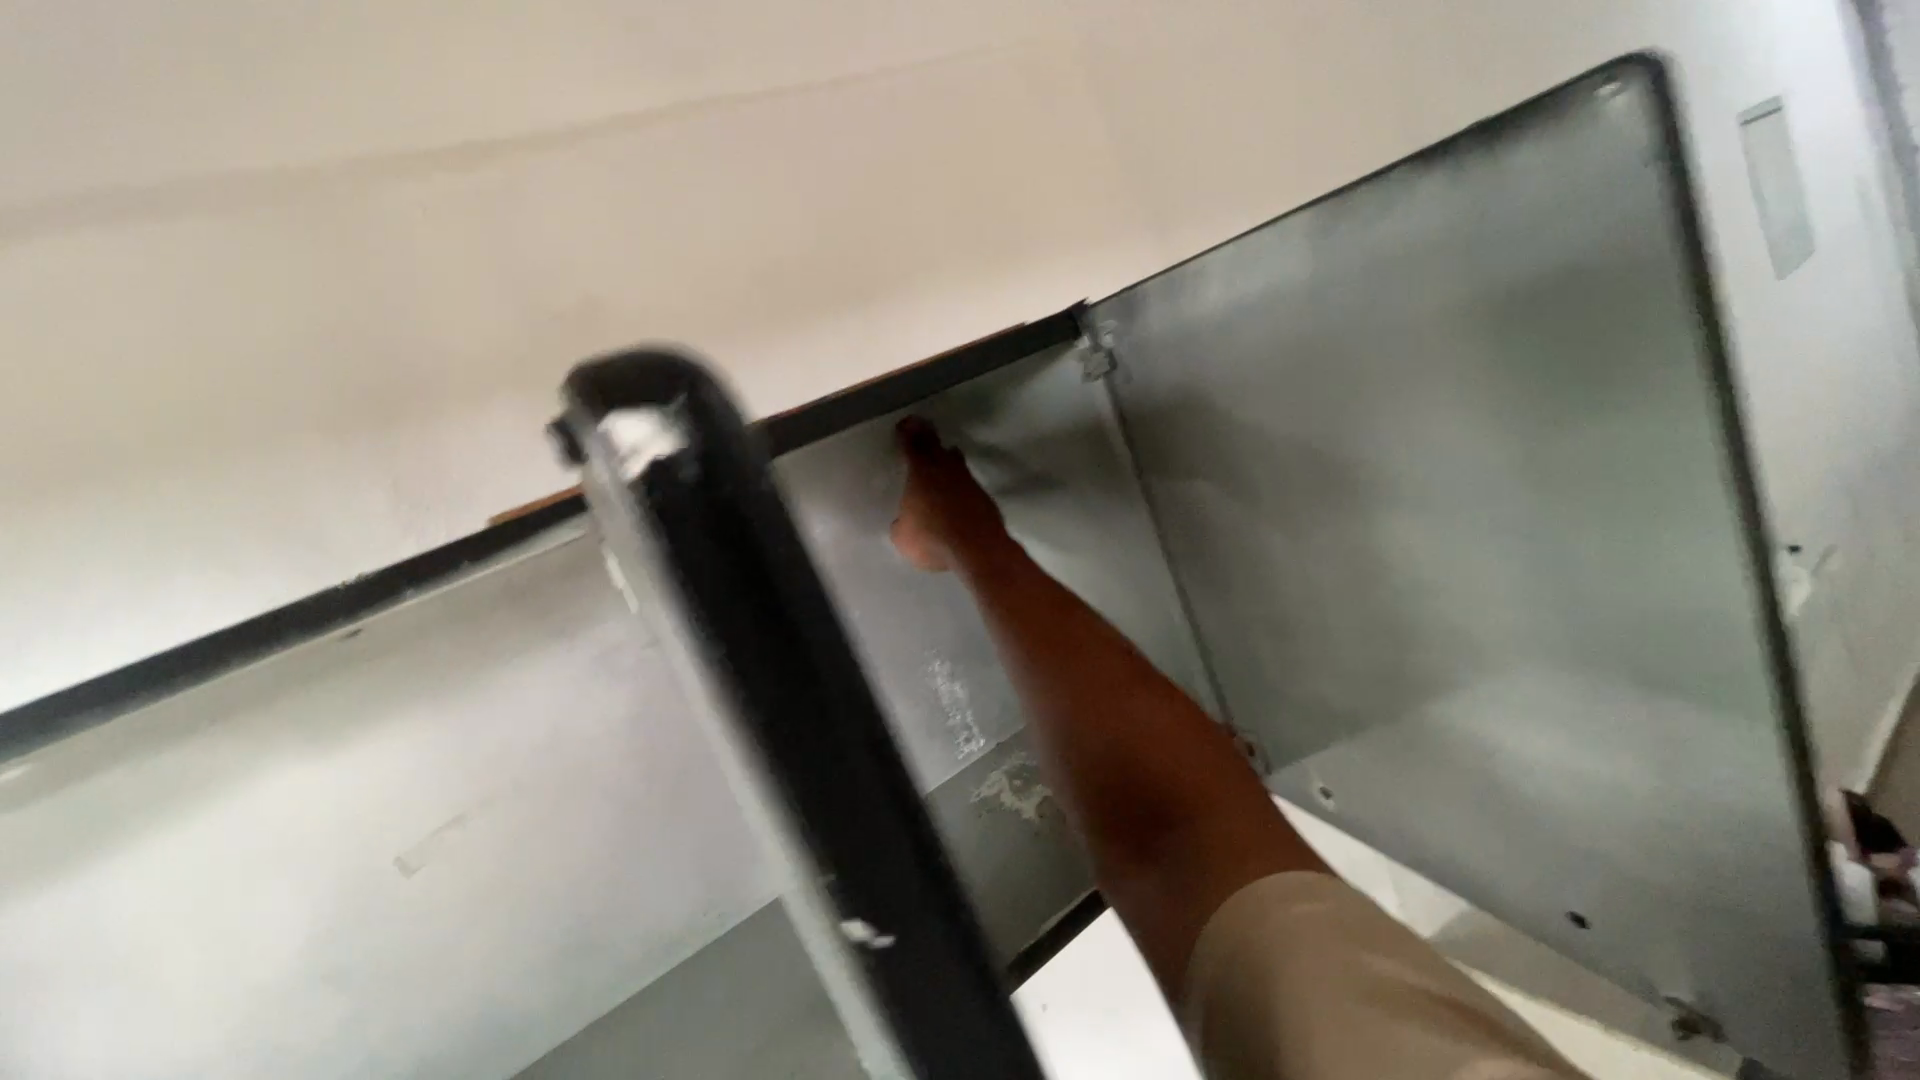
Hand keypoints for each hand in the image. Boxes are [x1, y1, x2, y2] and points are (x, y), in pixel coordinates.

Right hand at [890, 417, 1007, 572]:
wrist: (977, 549)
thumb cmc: (932, 539)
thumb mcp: (903, 536)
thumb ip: (902, 523)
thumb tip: (904, 522)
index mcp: (921, 473)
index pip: (912, 446)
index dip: (907, 433)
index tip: (905, 424)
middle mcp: (946, 470)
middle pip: (936, 447)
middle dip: (927, 437)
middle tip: (922, 429)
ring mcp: (968, 482)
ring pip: (956, 462)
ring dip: (948, 458)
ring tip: (944, 456)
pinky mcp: (984, 498)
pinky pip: (968, 483)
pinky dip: (961, 484)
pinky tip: (958, 493)